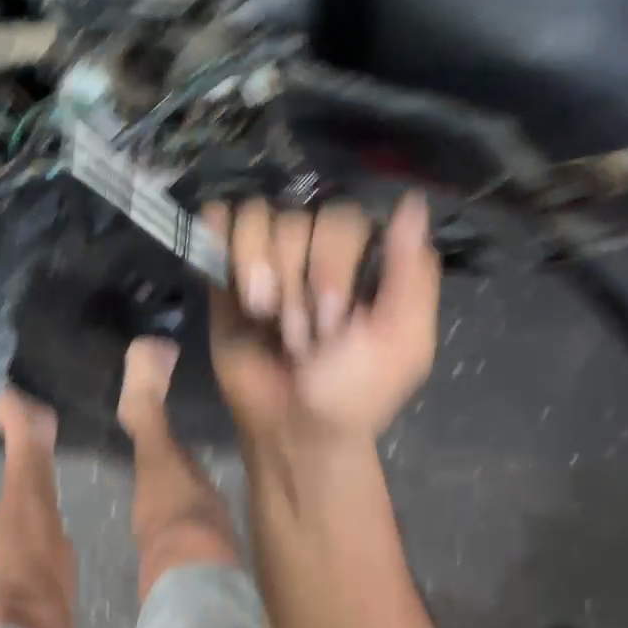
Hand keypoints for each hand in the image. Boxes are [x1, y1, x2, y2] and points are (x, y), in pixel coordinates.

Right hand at [205, 192, 440, 446]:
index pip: (341, 218)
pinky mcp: (223, 264)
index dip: (330, 264)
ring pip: (254, 217)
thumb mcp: (401, 341)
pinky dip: (219, 240)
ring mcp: (266, 253)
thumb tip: (411, 203)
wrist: (289, 424)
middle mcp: (314, 246)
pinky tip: (229, 278)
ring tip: (261, 314)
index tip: (333, 320)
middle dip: (292, 281)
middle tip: (296, 330)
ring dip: (254, 269)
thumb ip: (411, 274)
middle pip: (294, 218)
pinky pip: (216, 219)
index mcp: (363, 259)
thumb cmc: (353, 390)